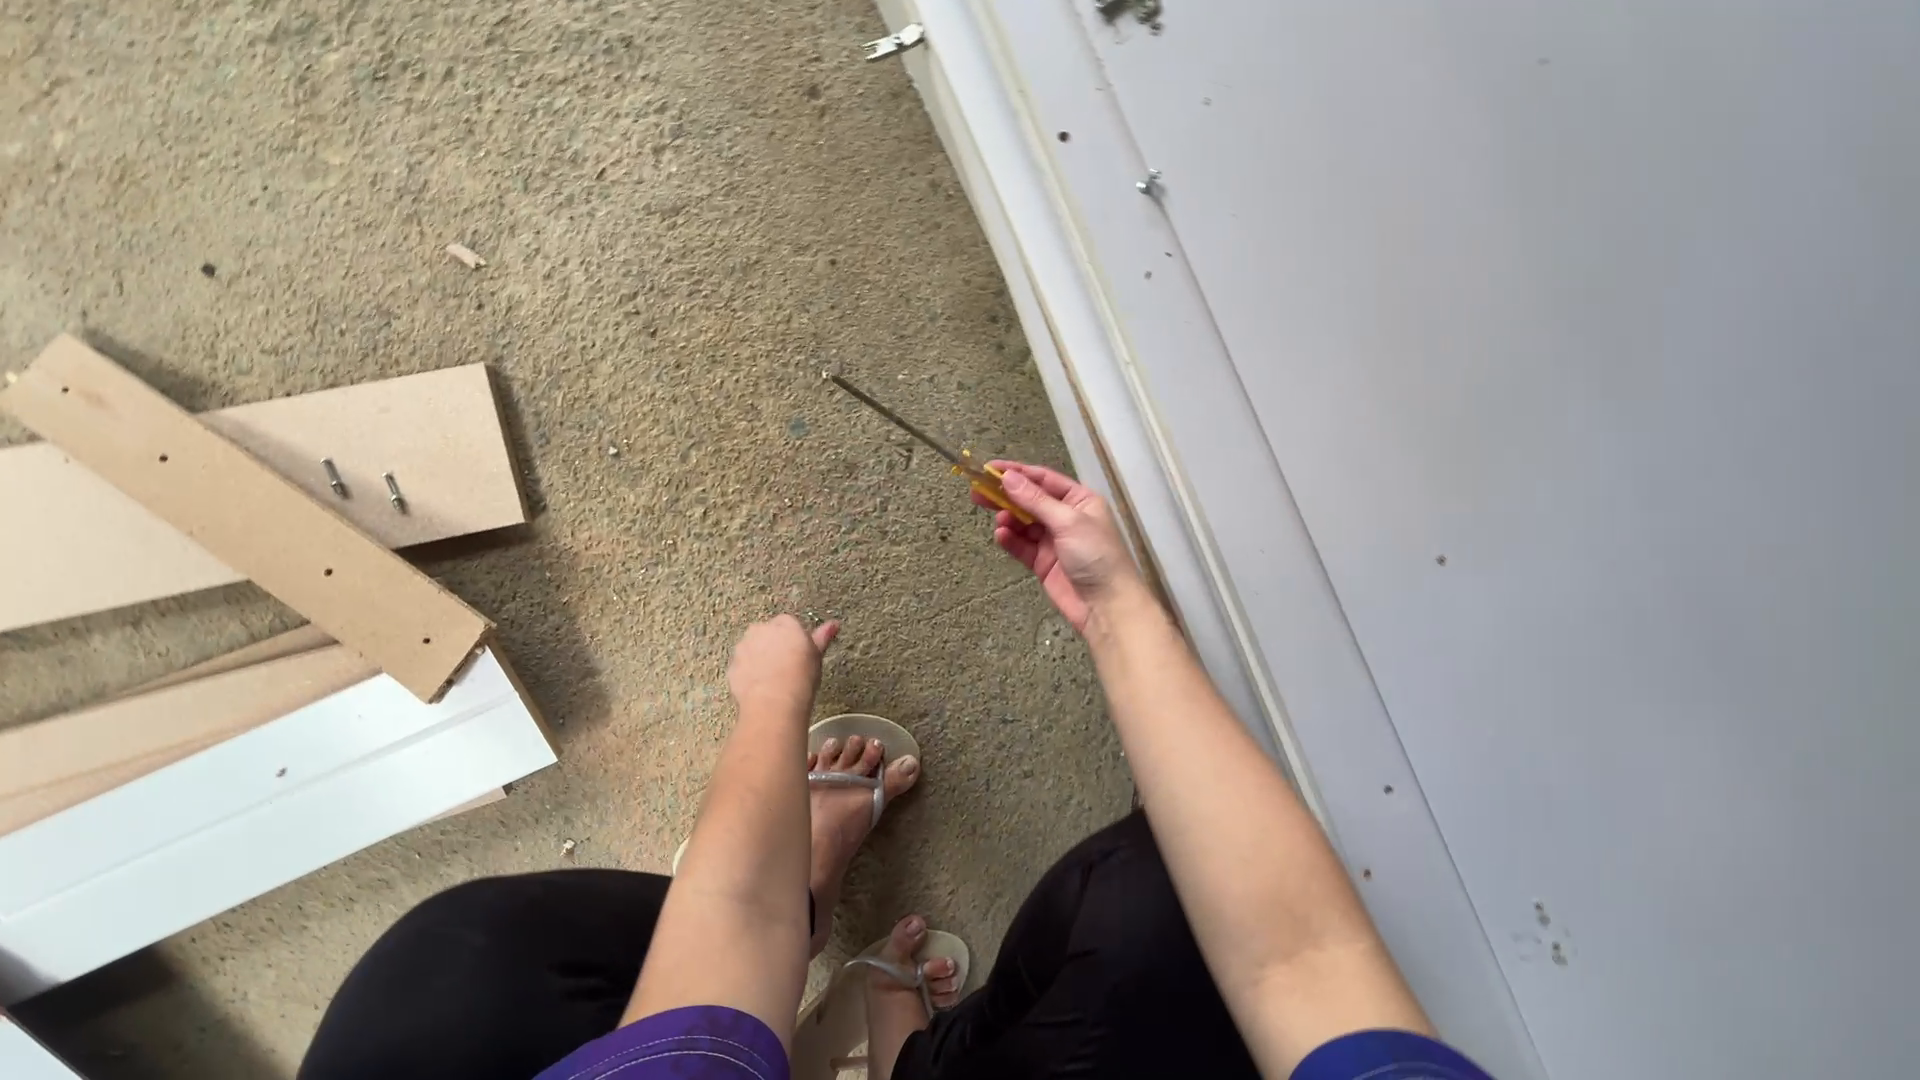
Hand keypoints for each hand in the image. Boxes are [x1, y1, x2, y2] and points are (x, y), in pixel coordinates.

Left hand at [727, 616, 838, 713]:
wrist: (774, 701)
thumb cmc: (800, 676)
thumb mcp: (817, 655)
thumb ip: (823, 637)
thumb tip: (834, 624)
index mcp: (784, 624)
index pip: (788, 624)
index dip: (794, 640)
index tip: (799, 654)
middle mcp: (761, 630)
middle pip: (767, 633)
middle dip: (773, 645)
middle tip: (786, 666)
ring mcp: (743, 648)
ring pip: (751, 649)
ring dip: (759, 659)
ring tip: (773, 679)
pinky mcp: (733, 667)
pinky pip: (742, 667)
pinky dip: (749, 674)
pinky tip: (761, 688)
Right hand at [972, 462, 1140, 633]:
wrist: (1107, 606)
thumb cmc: (1096, 555)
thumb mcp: (1068, 522)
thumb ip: (1035, 500)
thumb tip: (1008, 477)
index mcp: (1080, 500)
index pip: (1044, 480)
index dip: (1018, 472)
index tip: (990, 468)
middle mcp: (1066, 517)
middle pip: (1030, 500)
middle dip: (1006, 495)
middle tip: (978, 491)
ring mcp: (1053, 541)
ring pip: (1023, 523)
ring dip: (1009, 519)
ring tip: (999, 519)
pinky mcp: (1043, 563)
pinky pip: (1022, 546)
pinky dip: (1010, 540)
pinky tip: (1001, 535)